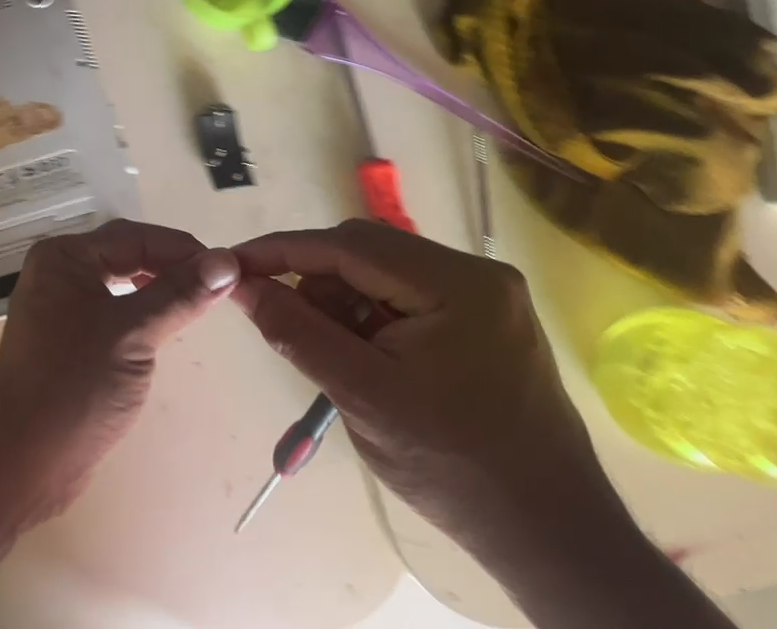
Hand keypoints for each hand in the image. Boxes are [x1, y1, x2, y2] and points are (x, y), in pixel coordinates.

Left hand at [0, 219, 240, 516]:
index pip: (134, 237)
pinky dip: (140, 311)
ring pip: (118, 282)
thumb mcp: (133, 333)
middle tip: (219, 286)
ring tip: (198, 303)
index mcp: (63, 257)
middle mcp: (56, 272)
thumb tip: (226, 261)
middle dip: (171, 264)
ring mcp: (58, 306)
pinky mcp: (66, 338)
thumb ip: (179, 294)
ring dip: (157, 287)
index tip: (232, 269)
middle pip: (124, 253)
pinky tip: (164, 327)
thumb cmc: (75, 384)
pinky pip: (111, 310)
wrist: (23, 454)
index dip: (184, 249)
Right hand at [229, 220, 621, 552]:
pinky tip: (361, 356)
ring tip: (333, 355)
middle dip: (313, 281)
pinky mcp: (481, 322)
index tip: (230, 264)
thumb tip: (239, 284)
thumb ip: (295, 330)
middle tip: (281, 321)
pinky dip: (366, 318)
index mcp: (458, 285)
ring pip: (379, 272)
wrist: (546, 532)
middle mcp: (477, 275)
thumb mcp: (359, 395)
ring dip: (339, 302)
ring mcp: (484, 298)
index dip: (281, 250)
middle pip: (364, 251)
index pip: (347, 244)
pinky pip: (401, 297)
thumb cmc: (452, 464)